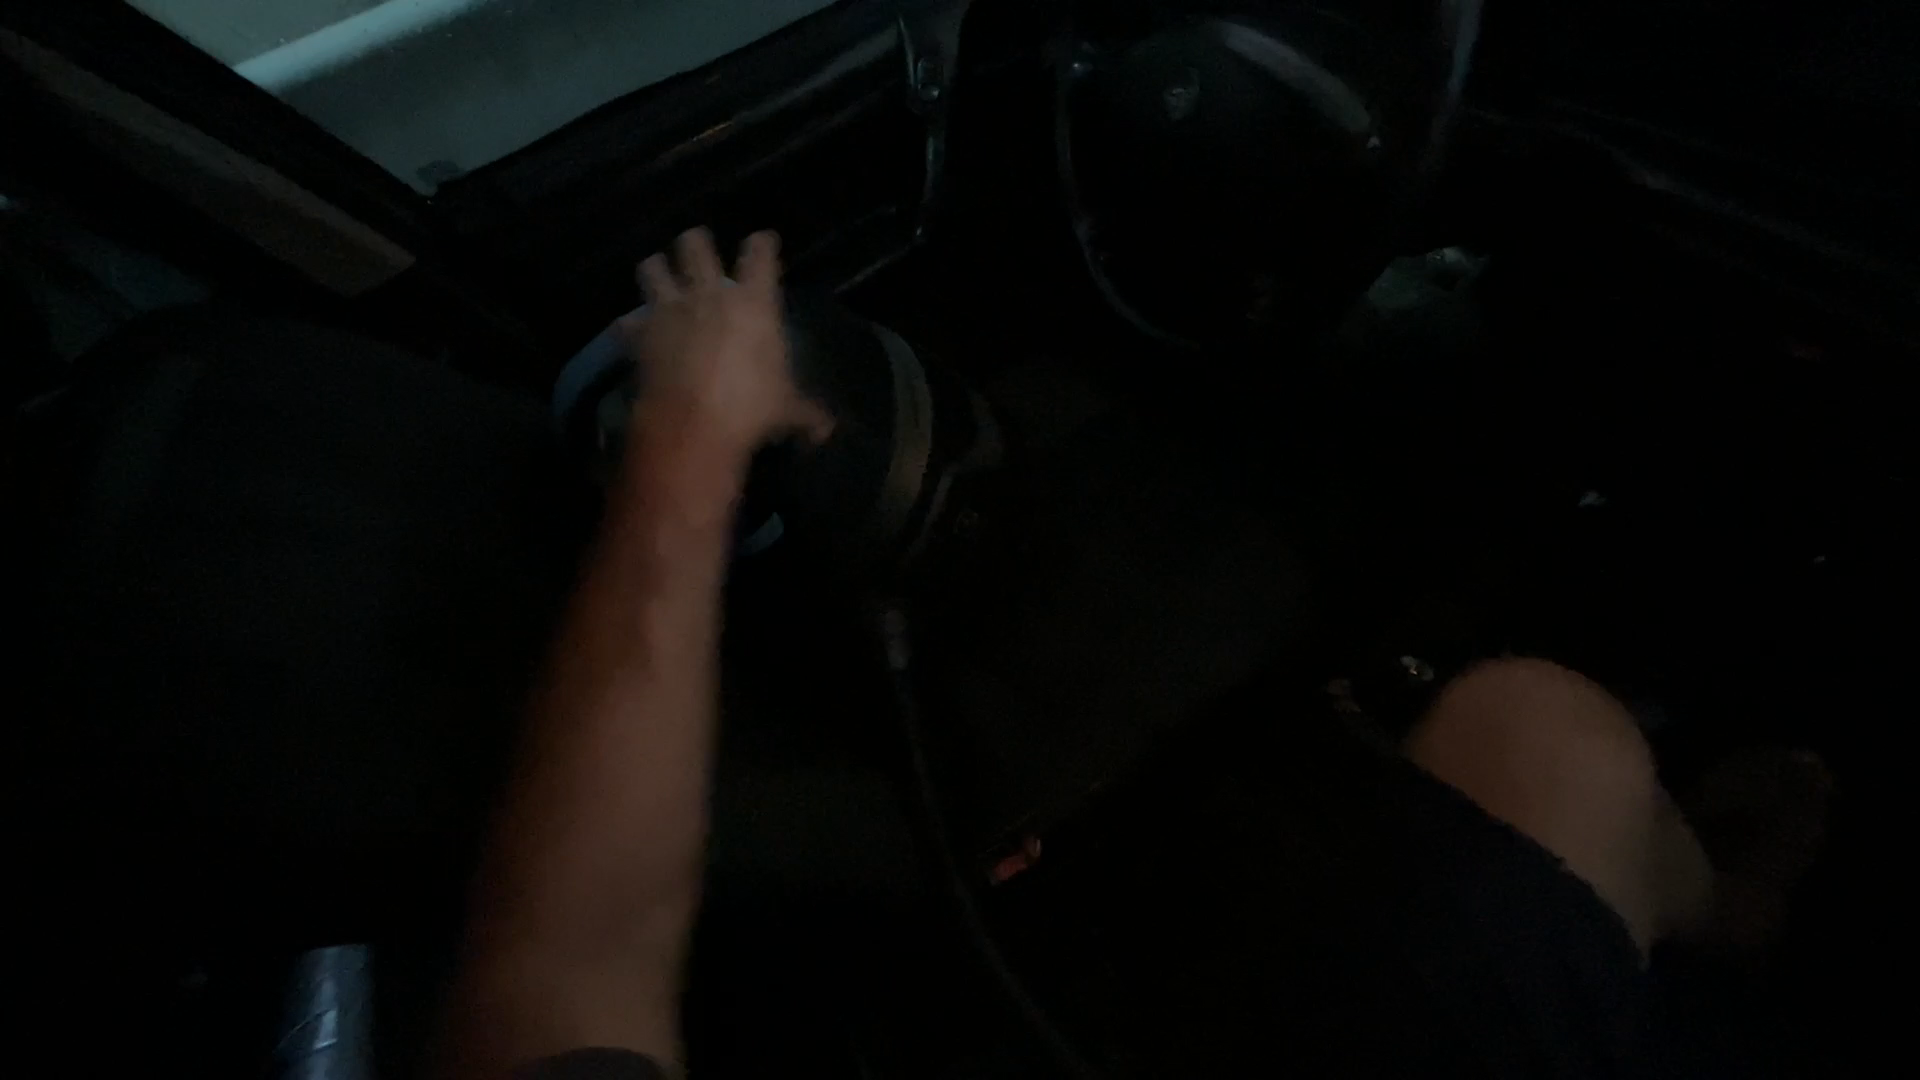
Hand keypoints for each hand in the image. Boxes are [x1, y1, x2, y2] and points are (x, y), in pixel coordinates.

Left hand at [616, 228, 829, 460]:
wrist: (694, 424)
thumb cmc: (752, 408)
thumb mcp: (789, 411)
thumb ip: (809, 414)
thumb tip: (826, 431)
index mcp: (754, 303)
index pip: (760, 256)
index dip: (763, 244)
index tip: (764, 240)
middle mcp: (709, 294)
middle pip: (695, 245)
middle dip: (696, 243)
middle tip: (698, 248)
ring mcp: (669, 310)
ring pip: (653, 268)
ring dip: (657, 270)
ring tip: (661, 275)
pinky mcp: (639, 334)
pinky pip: (629, 322)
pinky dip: (632, 326)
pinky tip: (635, 332)